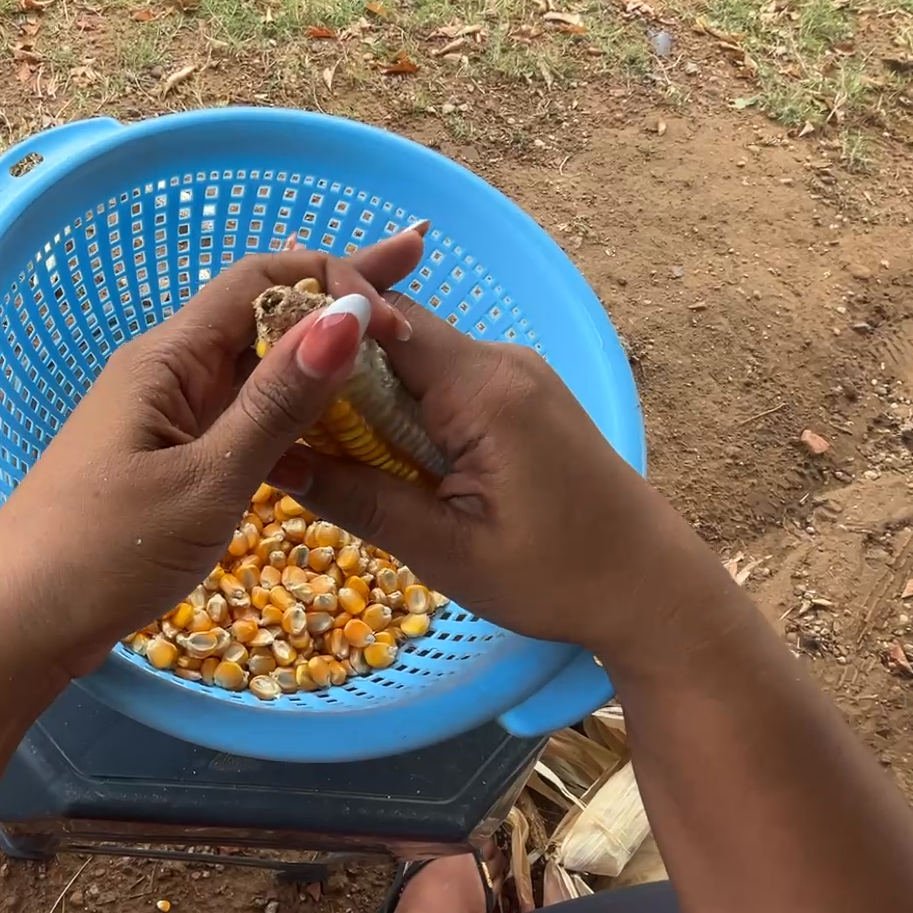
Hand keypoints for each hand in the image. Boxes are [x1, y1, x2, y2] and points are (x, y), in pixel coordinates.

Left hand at [0, 229, 426, 679]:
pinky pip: (235, 418)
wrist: (20, 621)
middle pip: (260, 314)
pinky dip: (285, 411)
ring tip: (390, 339)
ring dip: (316, 354)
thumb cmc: (104, 552)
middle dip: (337, 292)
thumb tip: (349, 315)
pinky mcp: (163, 460)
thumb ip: (277, 403)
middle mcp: (164, 374)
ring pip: (251, 370)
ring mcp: (162, 419)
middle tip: (416, 262)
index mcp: (166, 359)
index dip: (334, 280)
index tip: (399, 322)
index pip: (260, 279)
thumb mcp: (206, 480)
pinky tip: (325, 418)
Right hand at [272, 289, 732, 659]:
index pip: (382, 321)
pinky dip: (392, 410)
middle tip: (271, 411)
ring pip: (409, 361)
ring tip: (308, 436)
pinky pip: (436, 385)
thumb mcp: (441, 548)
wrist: (652, 591)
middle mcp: (500, 362)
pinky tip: (369, 449)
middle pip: (390, 336)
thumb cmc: (554, 577)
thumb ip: (355, 499)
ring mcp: (512, 377)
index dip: (317, 331)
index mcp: (485, 388)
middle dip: (328, 368)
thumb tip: (271, 460)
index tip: (260, 362)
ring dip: (357, 394)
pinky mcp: (515, 400)